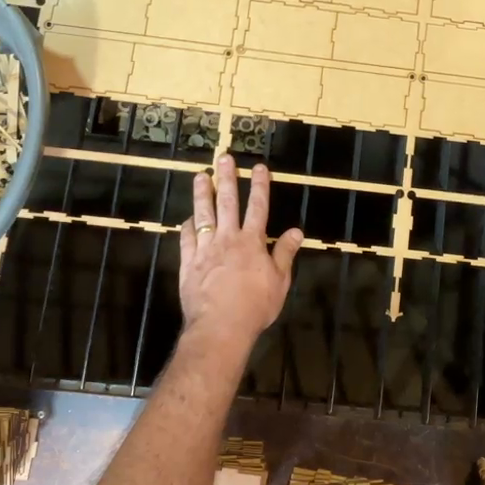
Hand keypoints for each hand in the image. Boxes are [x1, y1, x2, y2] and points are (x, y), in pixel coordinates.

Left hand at [178, 155, 303, 351]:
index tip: (258, 166)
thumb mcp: (279, 281)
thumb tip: (297, 231)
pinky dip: (188, 226)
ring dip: (203, 194)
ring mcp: (206, 249)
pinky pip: (187, 239)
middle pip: (228, 203)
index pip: (258, 207)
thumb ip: (285, 253)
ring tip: (201, 175)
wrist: (220, 327)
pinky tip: (188, 218)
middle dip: (227, 178)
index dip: (259, 185)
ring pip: (204, 214)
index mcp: (252, 242)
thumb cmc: (255, 306)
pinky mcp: (189, 263)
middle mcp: (228, 239)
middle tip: (224, 158)